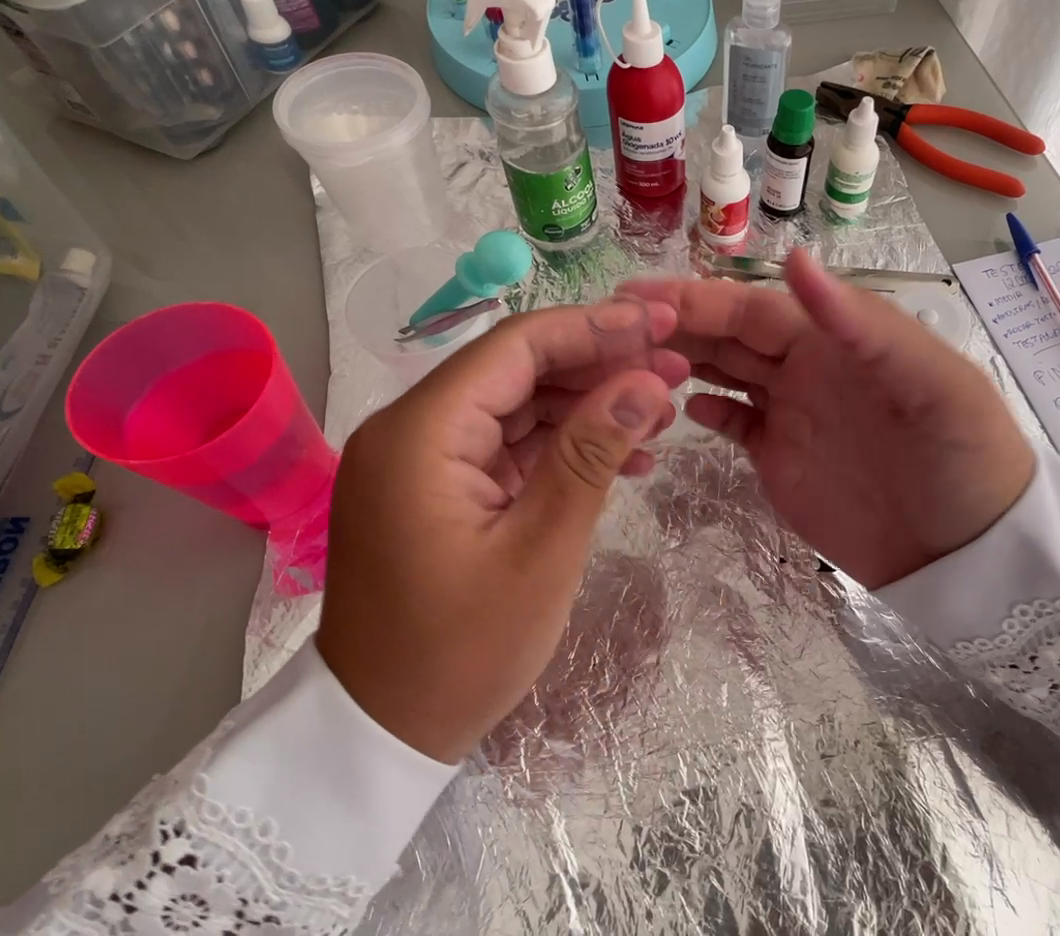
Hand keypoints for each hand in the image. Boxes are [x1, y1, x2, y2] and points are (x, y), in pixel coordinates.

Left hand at [316, 302, 688, 762]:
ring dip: (586, 409)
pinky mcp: (436, 493)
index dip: (594, 329)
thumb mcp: (542, 550)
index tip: (661, 327)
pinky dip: (560, 449)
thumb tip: (647, 380)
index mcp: (421, 433)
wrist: (383, 731)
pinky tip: (621, 460)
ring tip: (662, 418)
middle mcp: (411, 431)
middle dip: (598, 368)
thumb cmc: (462, 650)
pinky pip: (504, 449)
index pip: (515, 347)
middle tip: (676, 373)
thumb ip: (593, 453)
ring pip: (515, 409)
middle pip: (516, 371)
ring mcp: (420, 463)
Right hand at [623, 251, 1033, 589]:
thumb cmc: (961, 457)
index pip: (752, 308)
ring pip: (723, 374)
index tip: (634, 297)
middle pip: (728, 335)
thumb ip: (863, 323)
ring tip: (624, 363)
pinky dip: (704, 413)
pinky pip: (736, 425)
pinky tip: (674, 410)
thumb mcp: (929, 383)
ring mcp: (792, 414)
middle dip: (671, 326)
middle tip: (606, 328)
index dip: (695, 299)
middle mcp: (807, 368)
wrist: (969, 551)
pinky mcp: (782, 461)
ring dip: (678, 363)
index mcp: (836, 339)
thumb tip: (795, 258)